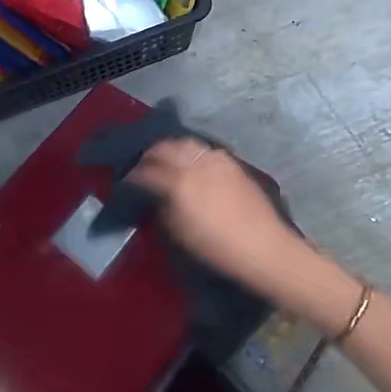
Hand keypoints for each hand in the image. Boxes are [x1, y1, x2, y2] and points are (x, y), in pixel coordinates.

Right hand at [126, 138, 309, 290]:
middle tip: (143, 166)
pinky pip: (206, 149)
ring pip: (187, 142)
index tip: (127, 181)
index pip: (147, 171)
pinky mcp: (234, 163)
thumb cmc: (218, 248)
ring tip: (167, 161)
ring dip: (173, 148)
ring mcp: (218, 160)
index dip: (133, 175)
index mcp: (180, 183)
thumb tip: (157, 197)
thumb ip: (163, 210)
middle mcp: (197, 164)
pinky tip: (192, 164)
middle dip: (151, 154)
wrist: (263, 246)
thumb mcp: (180, 234)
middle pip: (166, 147)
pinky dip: (193, 152)